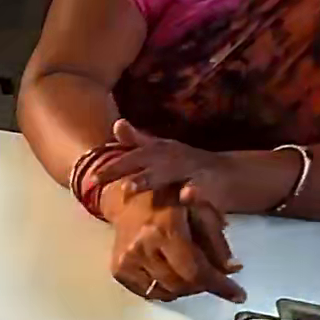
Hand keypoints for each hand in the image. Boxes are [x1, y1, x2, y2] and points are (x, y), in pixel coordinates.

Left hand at [94, 119, 245, 204]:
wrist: (227, 174)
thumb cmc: (183, 163)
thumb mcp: (159, 150)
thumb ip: (136, 141)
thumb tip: (116, 124)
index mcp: (159, 151)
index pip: (132, 158)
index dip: (112, 167)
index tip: (92, 179)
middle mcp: (173, 158)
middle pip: (148, 165)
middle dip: (126, 172)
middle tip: (105, 182)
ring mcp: (192, 170)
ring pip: (171, 176)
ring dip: (153, 180)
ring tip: (132, 187)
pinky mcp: (211, 185)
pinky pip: (203, 190)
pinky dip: (195, 192)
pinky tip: (186, 195)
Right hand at [107, 184, 244, 302]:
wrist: (128, 199)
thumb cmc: (168, 199)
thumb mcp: (200, 209)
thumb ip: (216, 240)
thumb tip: (232, 270)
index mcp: (164, 228)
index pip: (195, 269)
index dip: (219, 285)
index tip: (238, 295)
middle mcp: (142, 247)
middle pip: (181, 284)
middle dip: (203, 286)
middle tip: (214, 279)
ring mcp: (127, 260)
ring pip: (166, 292)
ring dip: (186, 289)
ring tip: (193, 275)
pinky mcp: (118, 269)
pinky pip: (148, 293)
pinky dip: (166, 290)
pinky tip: (173, 276)